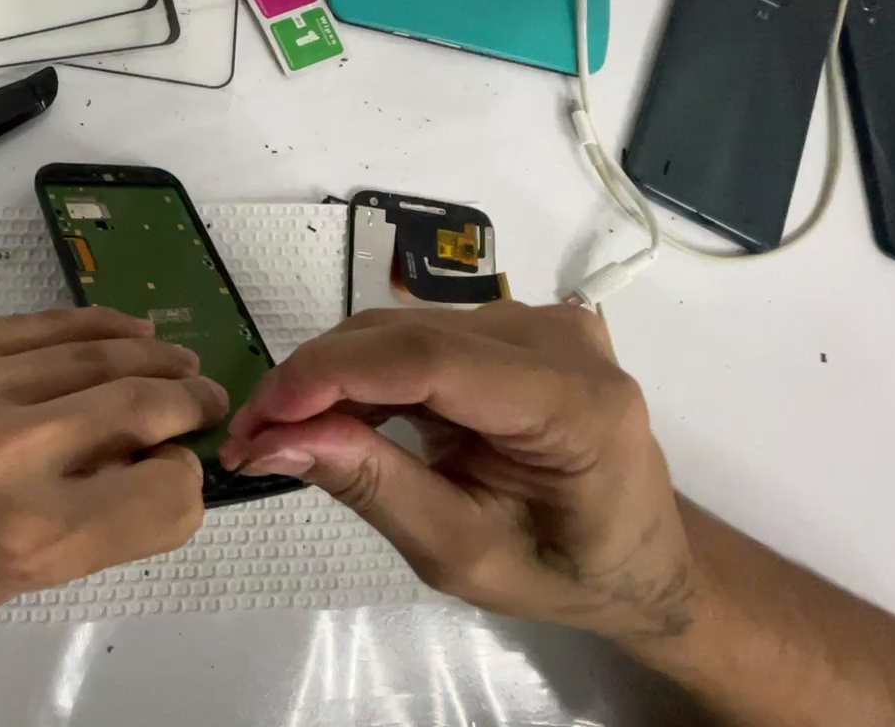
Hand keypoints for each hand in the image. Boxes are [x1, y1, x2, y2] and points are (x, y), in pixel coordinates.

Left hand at [0, 307, 225, 624]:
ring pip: (100, 356)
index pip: (161, 494)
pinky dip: (102, 326)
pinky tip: (132, 330)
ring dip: (155, 357)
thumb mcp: (31, 575)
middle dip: (189, 402)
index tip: (184, 469)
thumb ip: (110, 522)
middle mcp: (11, 453)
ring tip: (183, 362)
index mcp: (34, 532)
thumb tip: (169, 457)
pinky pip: (51, 324)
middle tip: (209, 400)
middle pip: (138, 407)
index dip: (187, 481)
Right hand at [219, 302, 697, 641]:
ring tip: (285, 432)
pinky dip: (358, 374)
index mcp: (575, 403)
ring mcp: (531, 320)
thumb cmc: (566, 573)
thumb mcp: (462, 553)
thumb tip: (271, 441)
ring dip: (327, 378)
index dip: (328, 377)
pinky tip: (335, 415)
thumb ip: (371, 487)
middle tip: (253, 439)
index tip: (257, 420)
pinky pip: (406, 334)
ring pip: (392, 329)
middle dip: (311, 383)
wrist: (642, 557)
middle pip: (400, 337)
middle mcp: (554, 339)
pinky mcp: (505, 322)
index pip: (427, 360)